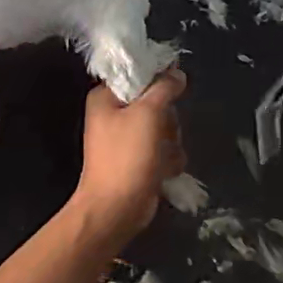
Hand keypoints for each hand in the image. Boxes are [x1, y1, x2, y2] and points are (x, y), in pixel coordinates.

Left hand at [74, 69, 186, 243]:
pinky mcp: (139, 160)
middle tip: (163, 131)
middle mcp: (114, 115)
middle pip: (155, 102)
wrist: (116, 209)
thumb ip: (164, 88)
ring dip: (171, 142)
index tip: (173, 89)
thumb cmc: (126, 156)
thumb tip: (176, 72)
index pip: (136, 75)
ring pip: (164, 127)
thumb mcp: (147, 113)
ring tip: (162, 156)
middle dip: (167, 120)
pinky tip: (165, 171)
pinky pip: (163, 150)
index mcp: (105, 98)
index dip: (157, 81)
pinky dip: (168, 160)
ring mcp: (127, 140)